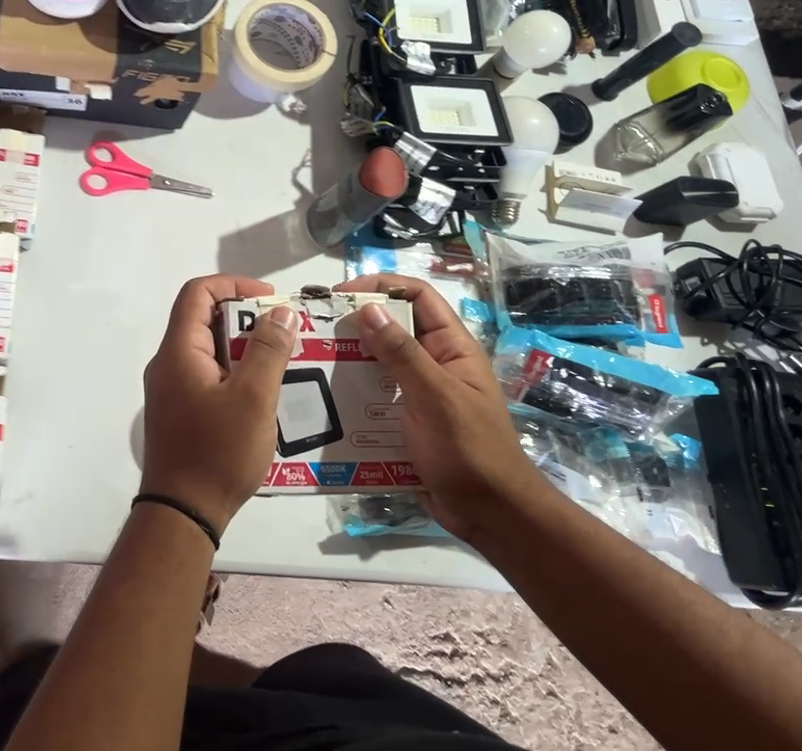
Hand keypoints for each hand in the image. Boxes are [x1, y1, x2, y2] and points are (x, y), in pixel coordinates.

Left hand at [139, 275, 294, 534]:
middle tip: (286, 334)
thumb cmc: (217, 451)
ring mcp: (171, 389)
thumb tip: (279, 312)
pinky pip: (207, 376)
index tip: (271, 299)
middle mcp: (168, 364)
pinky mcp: (179, 412)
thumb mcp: (253, 398)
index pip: (197, 293)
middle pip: (203, 320)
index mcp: (178, 351)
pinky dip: (235, 373)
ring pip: (208, 351)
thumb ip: (267, 350)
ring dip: (244, 349)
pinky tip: (265, 395)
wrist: (183, 512)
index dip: (233, 285)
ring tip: (284, 363)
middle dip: (246, 319)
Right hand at [337, 273, 554, 543]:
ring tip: (312, 360)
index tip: (340, 294)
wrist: (490, 514)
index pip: (418, 298)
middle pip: (392, 327)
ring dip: (348, 359)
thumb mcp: (436, 397)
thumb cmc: (471, 450)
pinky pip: (372, 395)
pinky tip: (324, 398)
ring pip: (377, 362)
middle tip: (314, 329)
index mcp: (452, 348)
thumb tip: (367, 308)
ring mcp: (418, 393)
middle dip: (355, 323)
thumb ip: (402, 354)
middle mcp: (434, 364)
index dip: (381, 287)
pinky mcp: (404, 420)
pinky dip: (350, 392)